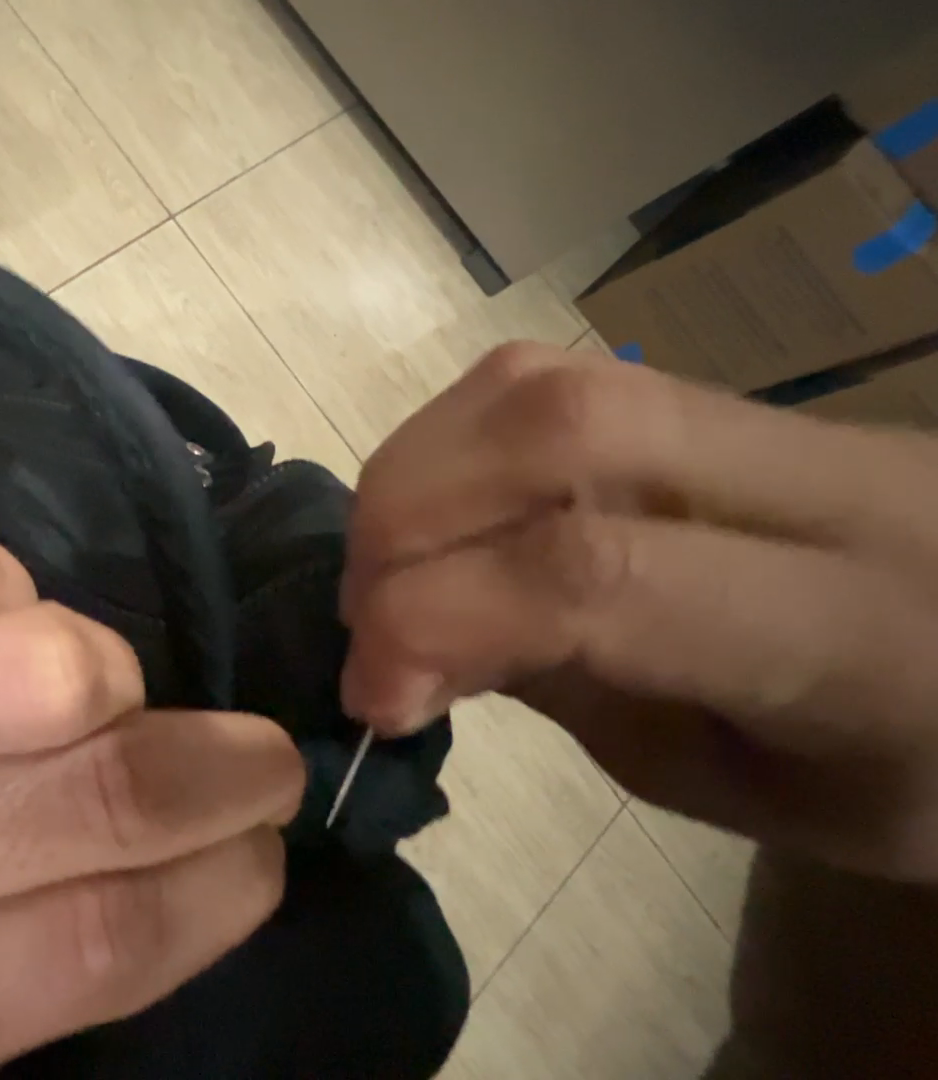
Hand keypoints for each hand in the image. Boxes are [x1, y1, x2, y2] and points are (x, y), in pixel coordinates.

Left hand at [0, 524, 303, 1075]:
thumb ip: (73, 919)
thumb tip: (225, 838)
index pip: (96, 943)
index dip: (215, 886)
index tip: (263, 845)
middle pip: (88, 797)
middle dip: (211, 767)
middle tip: (252, 754)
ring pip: (46, 670)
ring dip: (108, 673)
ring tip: (91, 691)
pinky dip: (16, 596)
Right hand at [340, 342, 937, 880]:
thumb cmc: (862, 765)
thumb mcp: (710, 779)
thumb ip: (553, 689)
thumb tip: (397, 645)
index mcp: (859, 631)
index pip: (595, 576)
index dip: (431, 621)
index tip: (371, 697)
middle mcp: (821, 480)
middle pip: (555, 431)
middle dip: (400, 525)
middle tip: (360, 613)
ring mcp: (757, 409)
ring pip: (528, 384)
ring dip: (404, 479)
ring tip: (384, 567)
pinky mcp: (695, 385)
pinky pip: (525, 380)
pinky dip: (436, 446)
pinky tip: (430, 511)